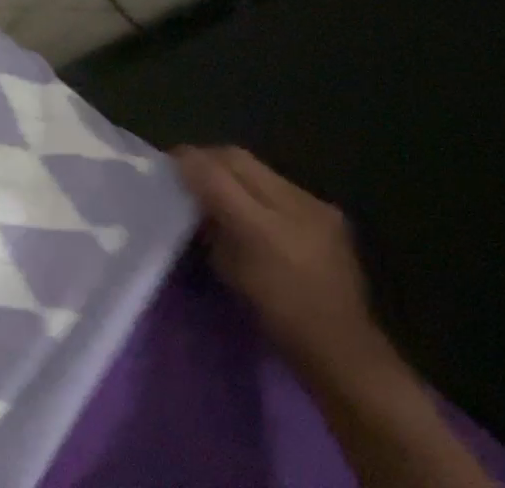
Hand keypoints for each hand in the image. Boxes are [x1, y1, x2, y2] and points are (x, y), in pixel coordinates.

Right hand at [174, 146, 392, 376]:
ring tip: (214, 189)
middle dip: (207, 160)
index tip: (164, 166)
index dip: (186, 161)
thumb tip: (190, 192)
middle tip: (184, 172)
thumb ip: (208, 221)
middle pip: (238, 159)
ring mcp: (317, 207)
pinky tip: (250, 207)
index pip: (216, 168)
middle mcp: (295, 203)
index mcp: (263, 219)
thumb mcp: (227, 266)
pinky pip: (280, 186)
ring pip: (260, 169)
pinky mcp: (330, 216)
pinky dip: (257, 187)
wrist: (340, 346)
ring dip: (232, 172)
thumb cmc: (274, 311)